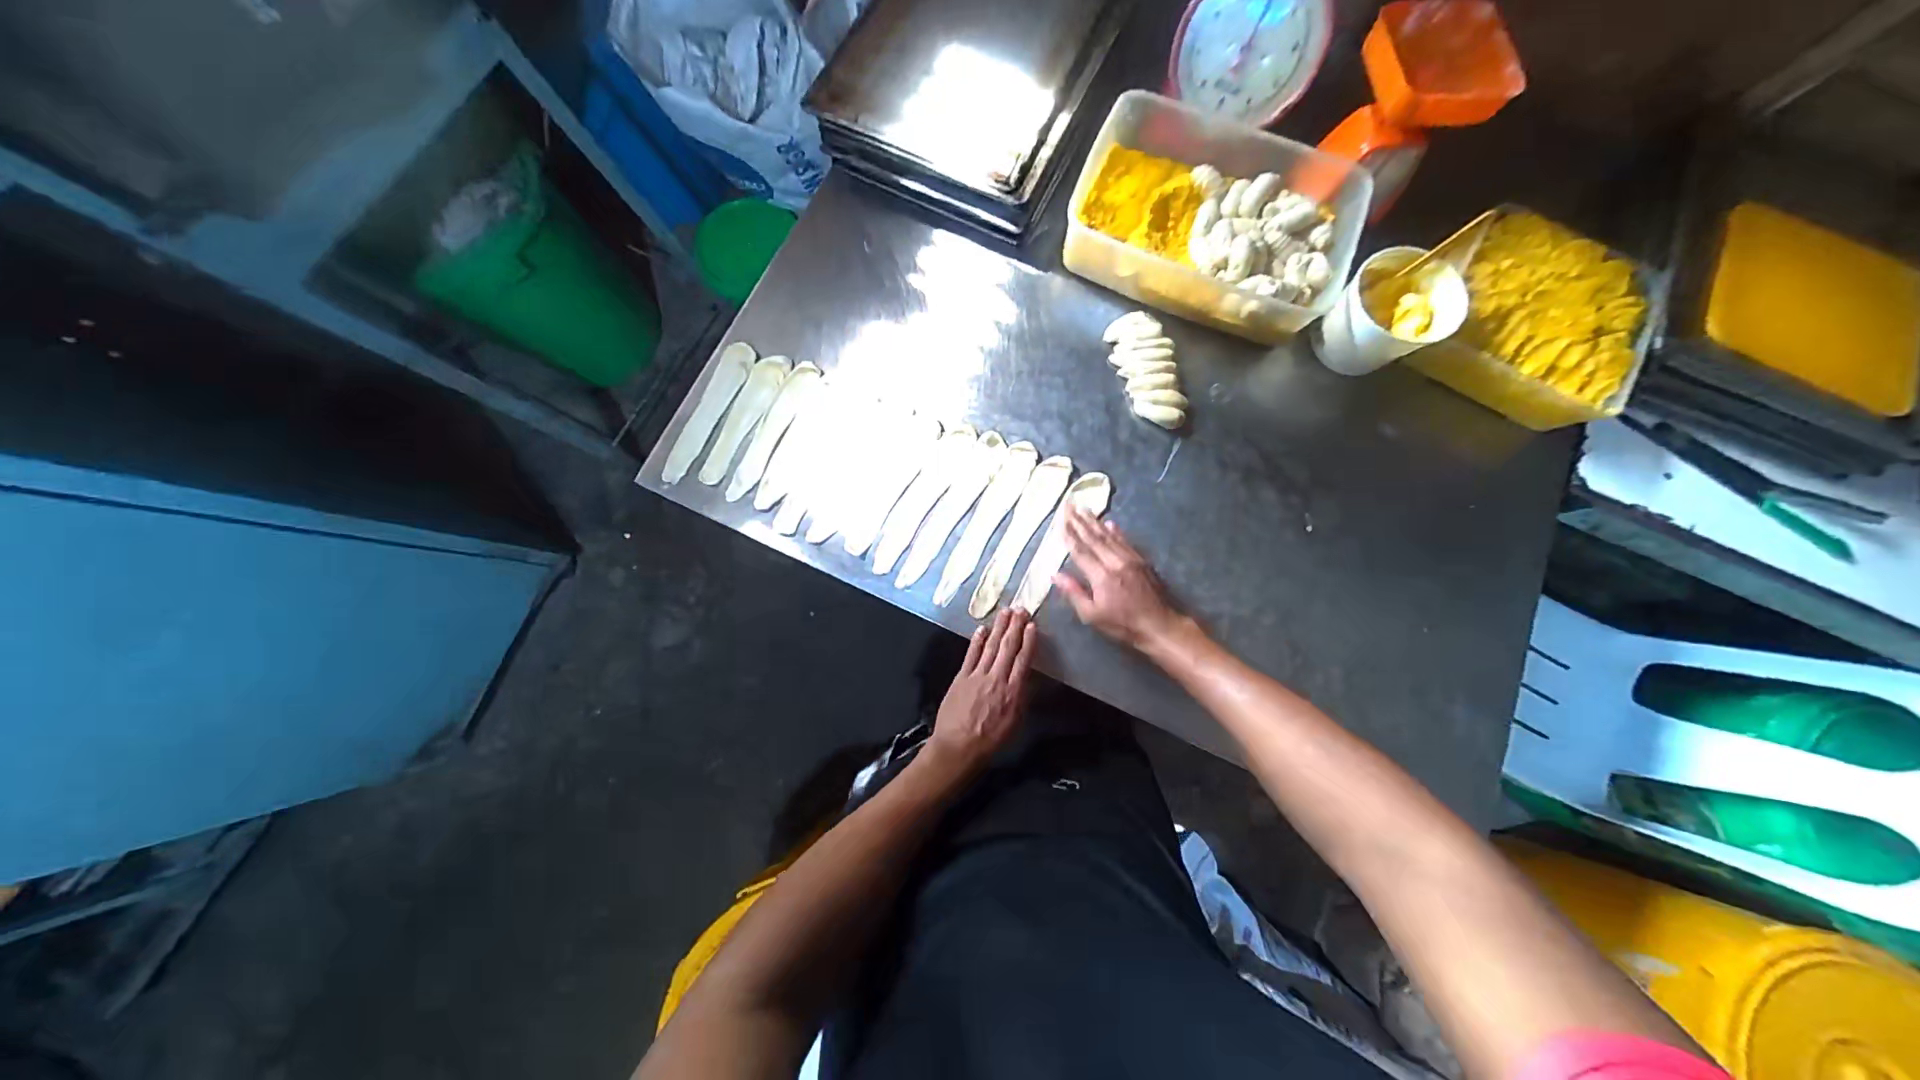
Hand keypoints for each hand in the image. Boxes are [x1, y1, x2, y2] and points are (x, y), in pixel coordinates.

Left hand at [926, 608, 1035, 772]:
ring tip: (1006, 612)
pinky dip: (977, 640)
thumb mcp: (1016, 721)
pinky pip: (971, 654)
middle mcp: (997, 678)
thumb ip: (1021, 696)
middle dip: (1015, 626)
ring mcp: (977, 675)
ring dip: (999, 627)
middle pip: (1008, 647)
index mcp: (1013, 691)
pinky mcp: (961, 677)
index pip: (1023, 659)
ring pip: (990, 646)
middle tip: (1021, 608)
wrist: (959, 746)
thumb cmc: (991, 740)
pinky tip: (982, 629)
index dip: (1029, 640)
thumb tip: (1027, 678)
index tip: (1033, 625)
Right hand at [1053, 505, 1185, 649]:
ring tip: (1084, 508)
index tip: (1060, 520)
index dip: (1069, 535)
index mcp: (1101, 576)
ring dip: (1095, 521)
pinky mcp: (1141, 561)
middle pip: (1094, 538)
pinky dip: (1116, 531)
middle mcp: (1115, 562)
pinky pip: (1125, 541)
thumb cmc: (1123, 624)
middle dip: (1079, 521)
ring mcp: (1130, 559)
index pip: (1080, 551)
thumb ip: (1073, 592)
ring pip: (1109, 536)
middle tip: (1069, 505)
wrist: (1159, 625)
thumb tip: (1054, 575)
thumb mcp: (1092, 615)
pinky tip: (1109, 523)